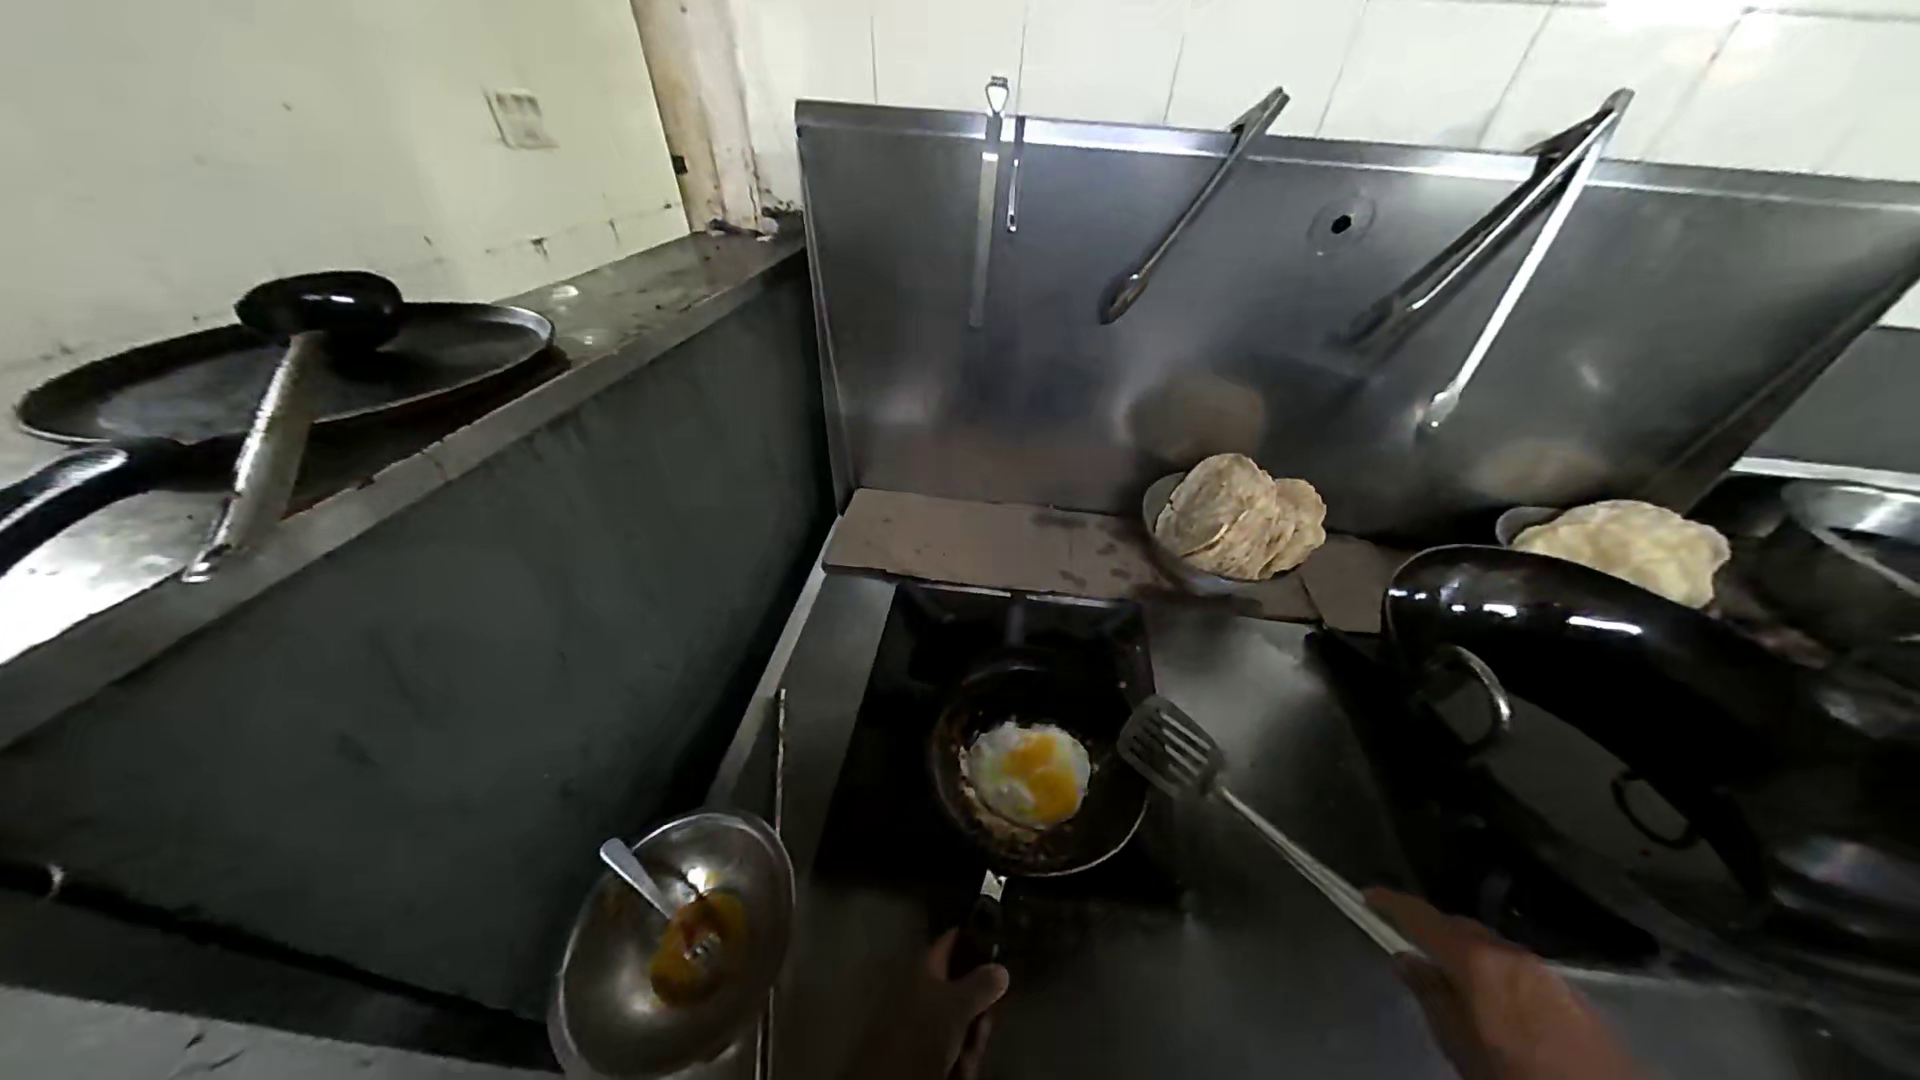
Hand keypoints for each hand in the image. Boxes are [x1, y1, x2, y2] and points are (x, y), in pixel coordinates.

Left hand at [842, 928, 1010, 1079]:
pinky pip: (956, 1049)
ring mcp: (927, 1020)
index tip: (997, 944)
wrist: (893, 1077)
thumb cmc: (922, 1030)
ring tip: (965, 1060)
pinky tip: (957, 1073)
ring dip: (972, 1042)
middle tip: (982, 1025)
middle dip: (979, 1010)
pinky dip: (962, 1062)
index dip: (974, 938)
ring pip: (964, 1023)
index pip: (953, 940)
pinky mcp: (928, 1051)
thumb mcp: (956, 1005)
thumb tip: (1001, 969)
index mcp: (927, 966)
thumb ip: (981, 985)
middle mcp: (927, 989)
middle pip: (966, 988)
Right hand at [1367, 889, 1643, 1079]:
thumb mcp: (1460, 1048)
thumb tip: (1406, 959)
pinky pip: (1522, 971)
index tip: (1367, 895)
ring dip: (1467, 954)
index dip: (1392, 903)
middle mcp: (1513, 955)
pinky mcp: (1578, 1000)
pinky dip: (1498, 974)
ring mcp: (1550, 975)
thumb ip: (1431, 997)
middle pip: (1462, 929)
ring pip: (1494, 949)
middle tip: (1407, 943)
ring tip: (1451, 978)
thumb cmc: (1516, 1079)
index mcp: (1478, 961)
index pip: (1424, 918)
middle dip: (1432, 931)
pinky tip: (1497, 1002)